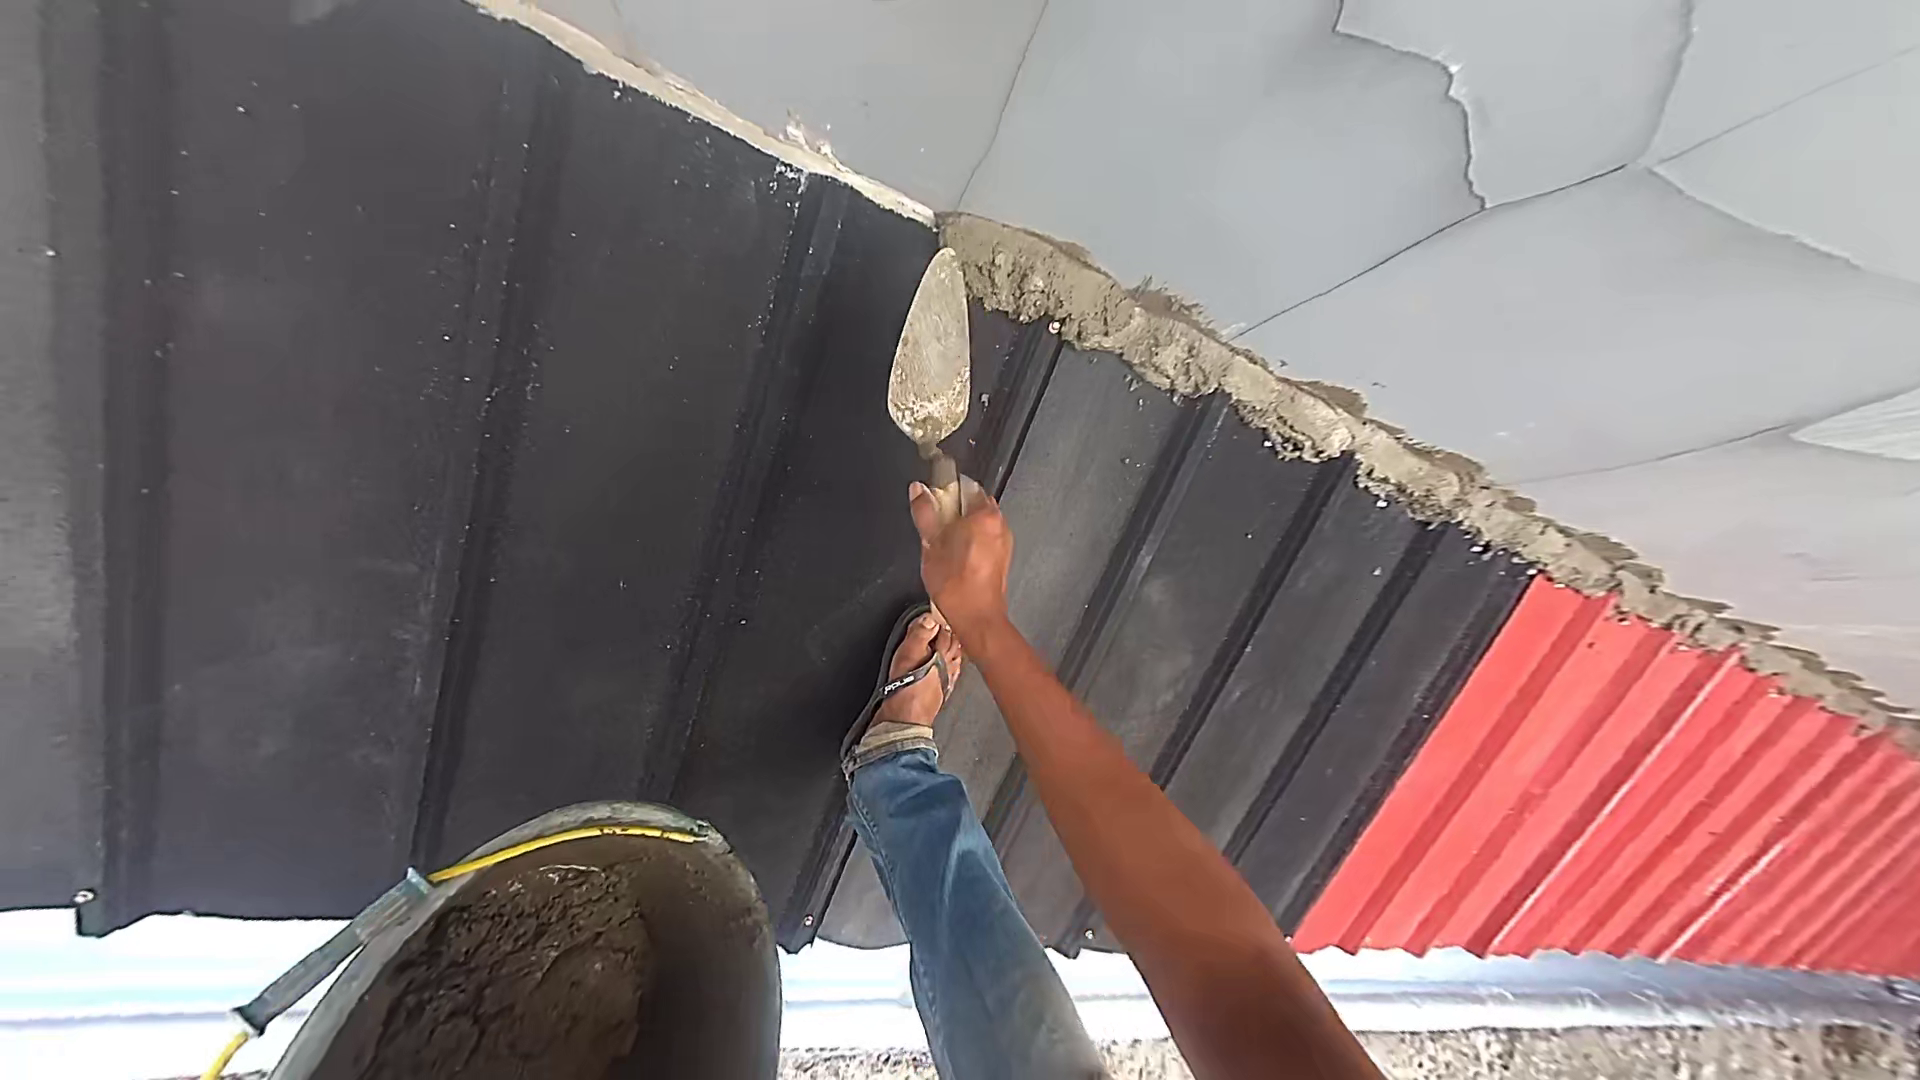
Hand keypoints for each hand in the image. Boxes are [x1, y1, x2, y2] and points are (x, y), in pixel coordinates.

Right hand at [907, 477, 1011, 641]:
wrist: (976, 617)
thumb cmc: (958, 587)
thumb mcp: (930, 544)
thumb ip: (924, 512)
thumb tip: (918, 490)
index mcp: (985, 515)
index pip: (965, 485)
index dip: (945, 492)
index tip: (933, 502)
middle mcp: (999, 524)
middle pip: (973, 504)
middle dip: (954, 512)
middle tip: (936, 529)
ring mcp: (1004, 540)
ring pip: (979, 523)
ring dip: (962, 528)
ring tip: (945, 547)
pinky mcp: (1003, 556)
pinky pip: (985, 539)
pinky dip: (972, 542)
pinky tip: (957, 558)